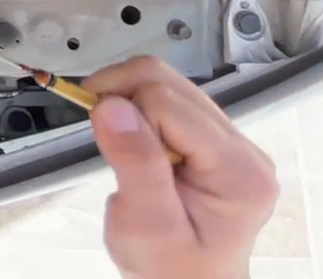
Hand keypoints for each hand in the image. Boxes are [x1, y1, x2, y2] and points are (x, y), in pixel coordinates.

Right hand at [85, 55, 277, 278]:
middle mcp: (240, 149)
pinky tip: (125, 134)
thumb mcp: (147, 221)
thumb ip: (135, 165)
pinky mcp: (205, 138)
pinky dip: (128, 102)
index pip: (164, 102)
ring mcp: (225, 142)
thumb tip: (112, 107)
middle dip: (116, 92)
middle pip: (163, 80)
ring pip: (159, 79)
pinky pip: (159, 94)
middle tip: (100, 128)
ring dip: (120, 95)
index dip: (121, 110)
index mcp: (237, 171)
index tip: (103, 137)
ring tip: (113, 134)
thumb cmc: (169, 262)